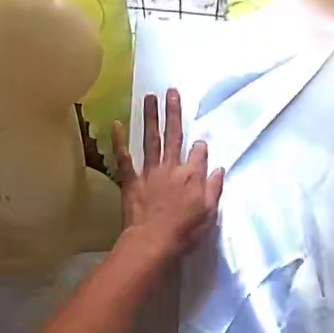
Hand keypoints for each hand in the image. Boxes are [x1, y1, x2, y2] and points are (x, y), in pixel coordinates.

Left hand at [112, 88, 222, 259]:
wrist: (153, 241)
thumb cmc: (185, 231)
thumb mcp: (209, 212)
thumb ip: (214, 188)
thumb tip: (217, 168)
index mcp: (192, 176)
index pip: (199, 154)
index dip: (200, 147)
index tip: (201, 143)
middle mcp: (171, 168)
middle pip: (174, 136)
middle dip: (174, 113)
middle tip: (172, 91)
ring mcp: (149, 173)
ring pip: (151, 140)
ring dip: (150, 117)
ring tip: (150, 97)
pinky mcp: (131, 181)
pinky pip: (123, 158)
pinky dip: (119, 142)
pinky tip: (116, 124)